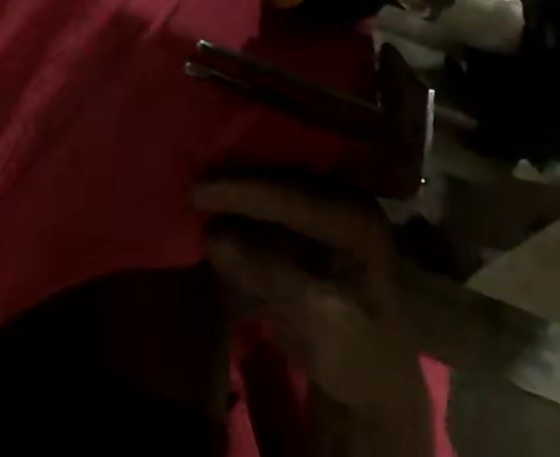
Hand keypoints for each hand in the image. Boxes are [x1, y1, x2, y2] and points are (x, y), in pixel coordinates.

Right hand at [195, 178, 430, 454]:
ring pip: (263, 187)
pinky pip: (259, 205)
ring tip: (191, 198)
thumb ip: (271, 275)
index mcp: (356, 221)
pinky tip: (209, 212)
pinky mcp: (298, 222)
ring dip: (228, 194)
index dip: (242, 191)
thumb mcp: (321, 321)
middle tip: (187, 189)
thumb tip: (213, 236)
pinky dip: (232, 210)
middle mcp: (338, 201)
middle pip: (274, 181)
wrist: (372, 377)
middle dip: (231, 183)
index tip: (197, 193)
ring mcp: (318, 209)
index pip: (292, 197)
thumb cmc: (359, 352)